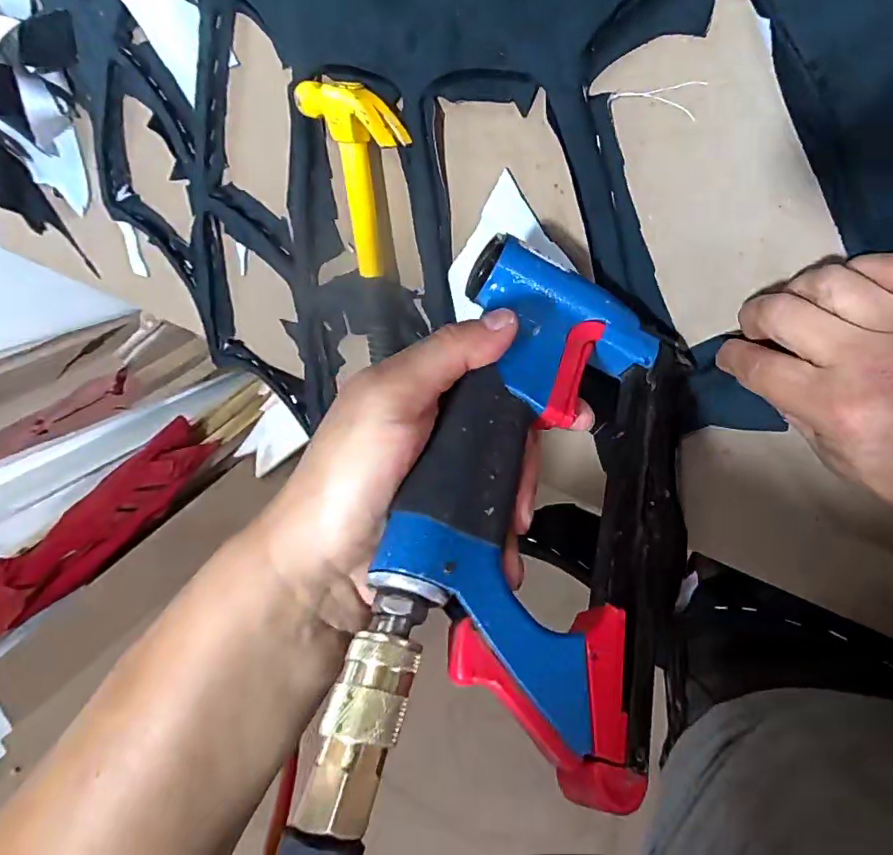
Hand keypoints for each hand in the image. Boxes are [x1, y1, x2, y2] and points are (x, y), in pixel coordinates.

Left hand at [250, 310, 591, 631]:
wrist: (320, 572)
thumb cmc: (349, 471)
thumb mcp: (390, 397)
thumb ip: (448, 354)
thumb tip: (508, 319)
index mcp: (425, 386)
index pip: (491, 364)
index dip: (533, 371)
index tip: (571, 391)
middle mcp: (442, 425)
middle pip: (510, 422)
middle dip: (529, 449)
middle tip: (543, 468)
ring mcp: (450, 475)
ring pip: (509, 471)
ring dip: (520, 496)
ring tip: (514, 525)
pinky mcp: (456, 518)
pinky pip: (497, 515)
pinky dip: (507, 533)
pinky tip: (505, 554)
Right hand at [716, 254, 892, 556]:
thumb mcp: (849, 466)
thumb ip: (803, 418)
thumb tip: (772, 380)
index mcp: (836, 407)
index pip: (758, 366)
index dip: (732, 356)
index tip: (731, 353)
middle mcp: (862, 358)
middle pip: (782, 312)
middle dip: (754, 316)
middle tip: (758, 326)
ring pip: (830, 278)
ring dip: (800, 288)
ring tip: (802, 301)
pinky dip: (862, 269)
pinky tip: (855, 285)